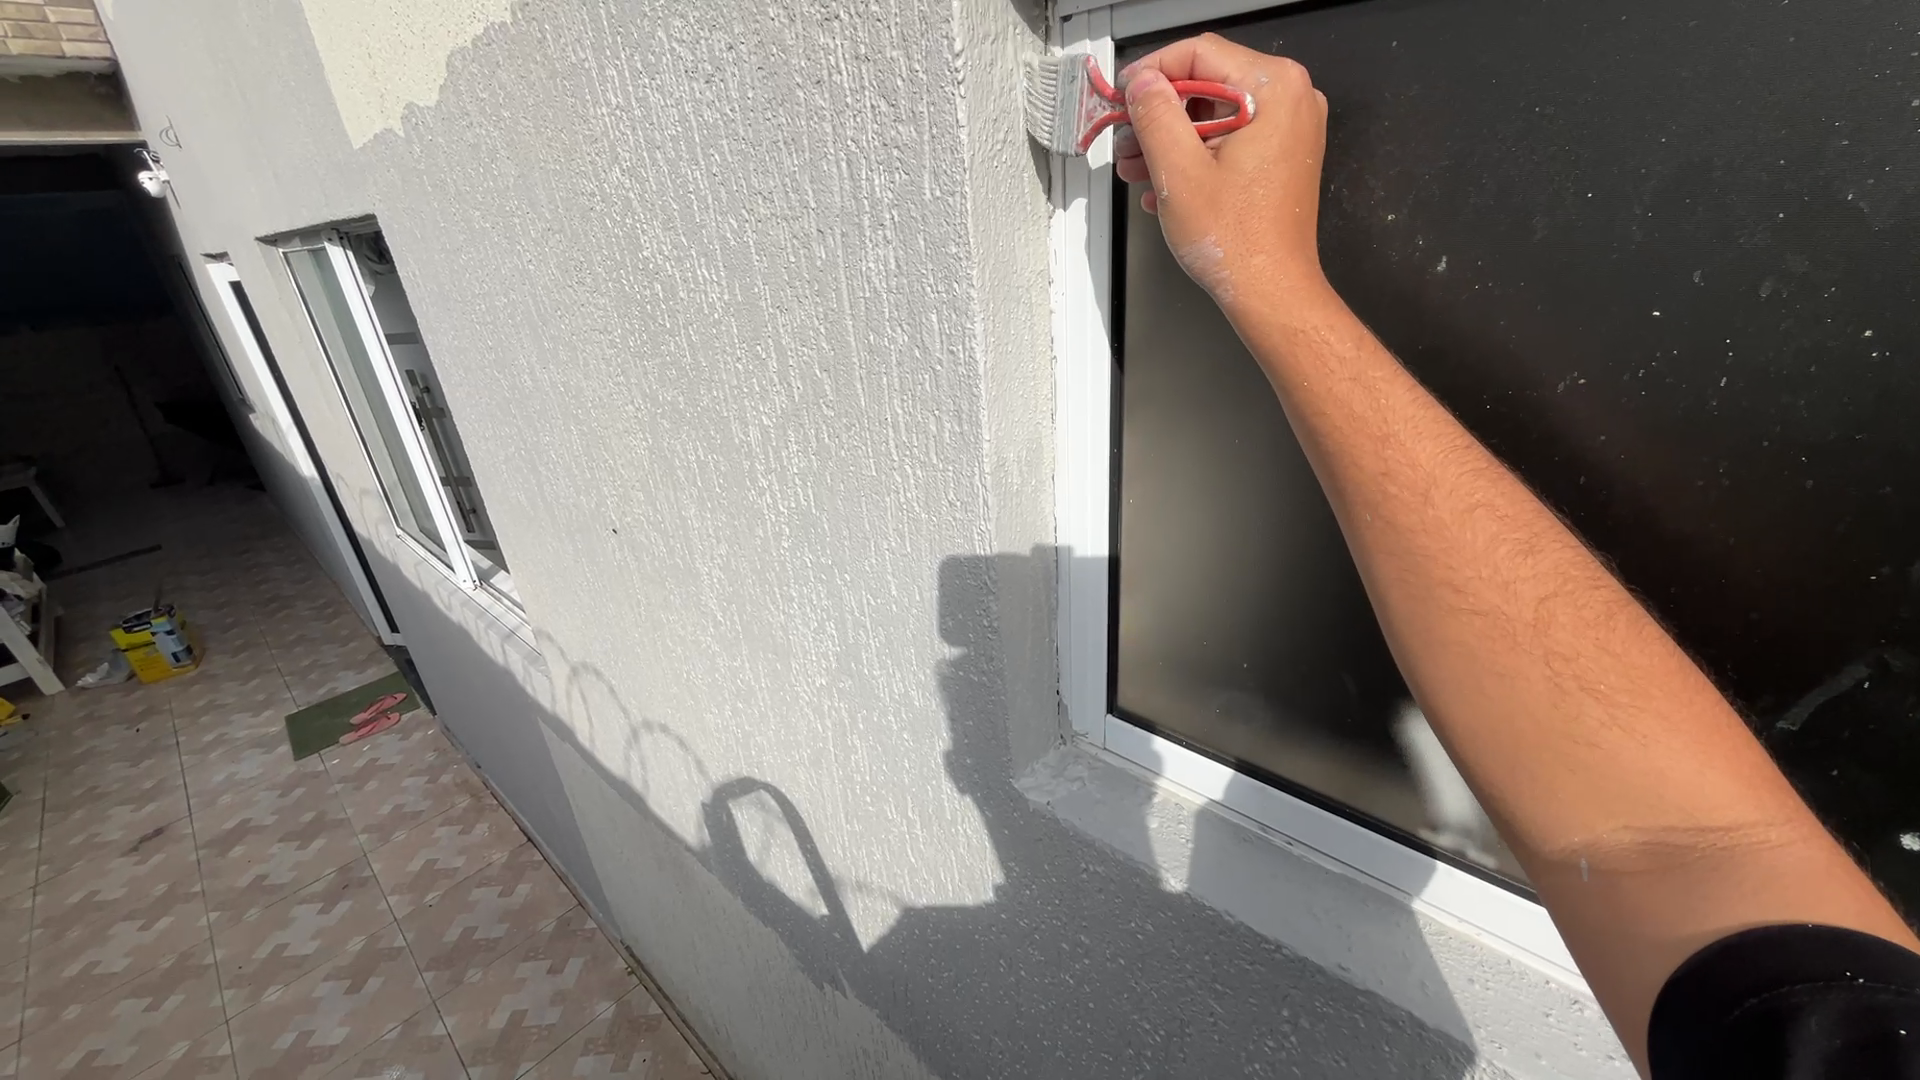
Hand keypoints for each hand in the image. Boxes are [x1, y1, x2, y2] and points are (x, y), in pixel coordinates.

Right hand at [1115, 35, 1329, 307]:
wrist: (1270, 290)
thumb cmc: (1236, 241)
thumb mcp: (1179, 172)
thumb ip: (1155, 116)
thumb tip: (1141, 85)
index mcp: (1273, 89)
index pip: (1201, 53)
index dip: (1153, 72)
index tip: (1122, 94)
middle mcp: (1290, 101)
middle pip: (1207, 86)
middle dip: (1160, 116)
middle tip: (1125, 140)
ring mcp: (1288, 131)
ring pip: (1214, 118)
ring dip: (1170, 142)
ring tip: (1136, 169)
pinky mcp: (1280, 159)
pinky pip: (1229, 143)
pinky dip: (1194, 159)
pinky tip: (1164, 188)